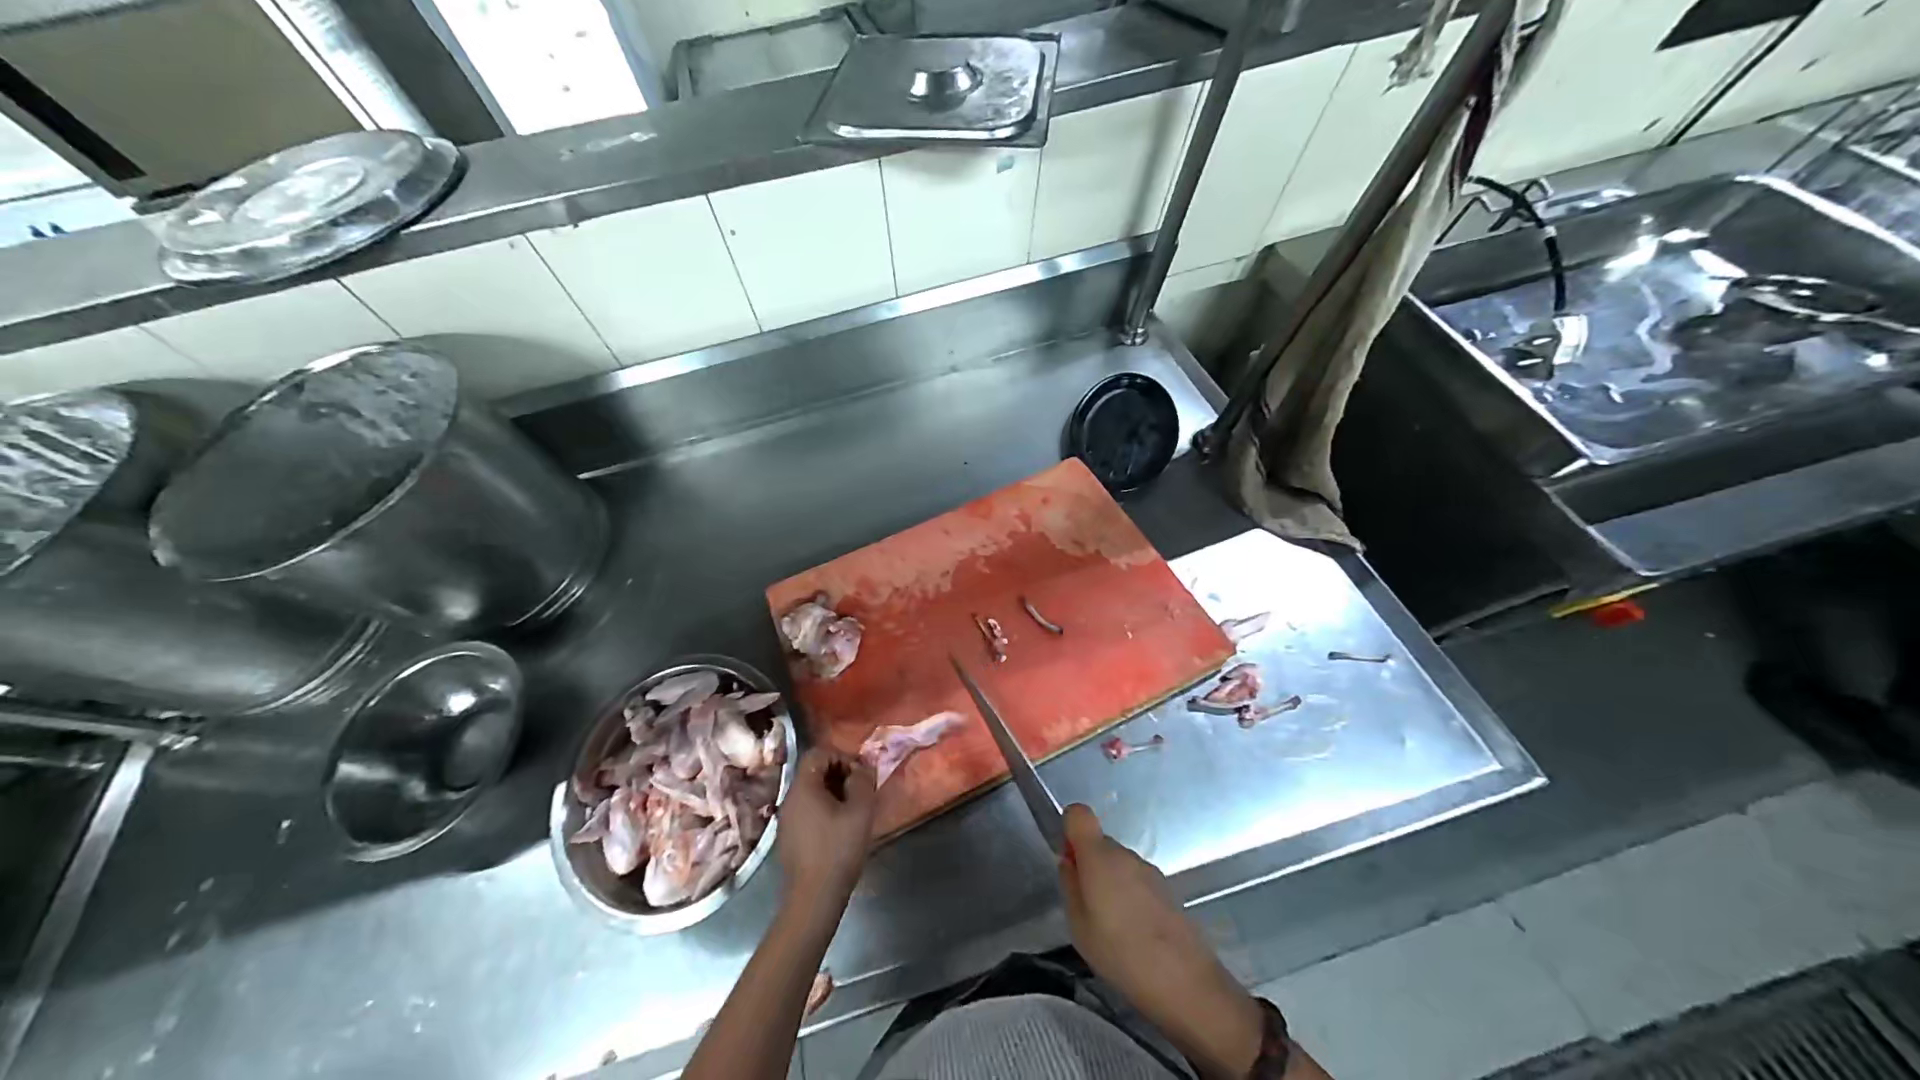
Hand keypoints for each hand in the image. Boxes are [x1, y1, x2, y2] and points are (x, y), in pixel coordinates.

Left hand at [776, 748, 876, 906]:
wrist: (814, 897)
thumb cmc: (838, 849)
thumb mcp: (860, 810)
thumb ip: (863, 781)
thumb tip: (863, 767)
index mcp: (802, 788)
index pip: (818, 753)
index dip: (842, 757)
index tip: (860, 775)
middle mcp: (789, 799)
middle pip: (813, 772)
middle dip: (840, 775)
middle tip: (861, 792)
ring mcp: (786, 820)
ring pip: (811, 793)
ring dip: (834, 794)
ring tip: (854, 811)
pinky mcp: (788, 838)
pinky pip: (807, 811)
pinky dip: (825, 811)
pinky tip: (840, 830)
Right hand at [1060, 803, 1262, 1079]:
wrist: (1186, 982)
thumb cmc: (1121, 953)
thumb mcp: (1079, 926)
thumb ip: (1070, 885)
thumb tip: (1069, 861)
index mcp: (1099, 856)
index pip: (1079, 814)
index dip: (1069, 829)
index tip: (1069, 861)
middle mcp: (1126, 854)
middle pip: (1099, 842)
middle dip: (1089, 864)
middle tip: (1086, 905)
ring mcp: (1150, 871)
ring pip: (1119, 863)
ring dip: (1110, 882)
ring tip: (1111, 925)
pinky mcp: (1167, 889)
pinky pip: (1137, 880)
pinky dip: (1130, 896)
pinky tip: (1133, 932)